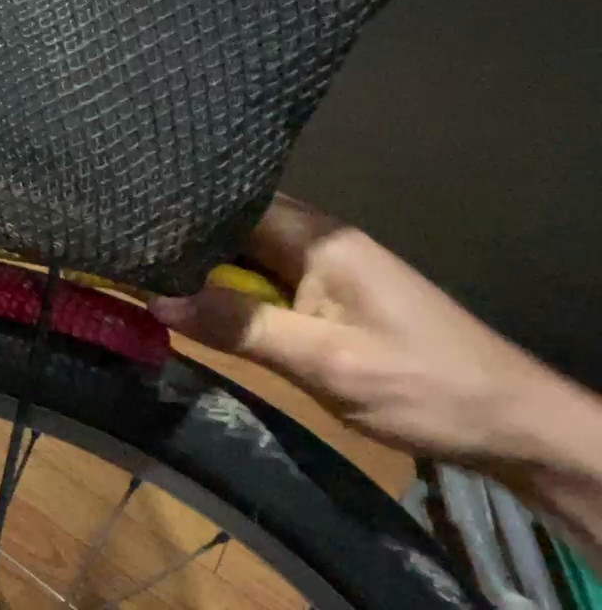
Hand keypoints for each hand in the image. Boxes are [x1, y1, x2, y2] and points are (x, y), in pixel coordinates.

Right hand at [150, 196, 601, 470]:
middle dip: (175, 235)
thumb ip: (240, 327)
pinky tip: (186, 296)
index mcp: (317, 239)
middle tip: (113, 243)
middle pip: (227, 223)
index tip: (120, 216)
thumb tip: (155, 303)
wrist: (519, 431)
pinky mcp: (321, 296)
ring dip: (195, 264)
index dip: (175, 207)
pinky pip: (254, 278)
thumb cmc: (427, 386)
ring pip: (237, 252)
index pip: (228, 201)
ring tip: (133, 264)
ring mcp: (319, 269)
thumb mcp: (326, 362)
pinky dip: (219, 287)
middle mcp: (315, 241)